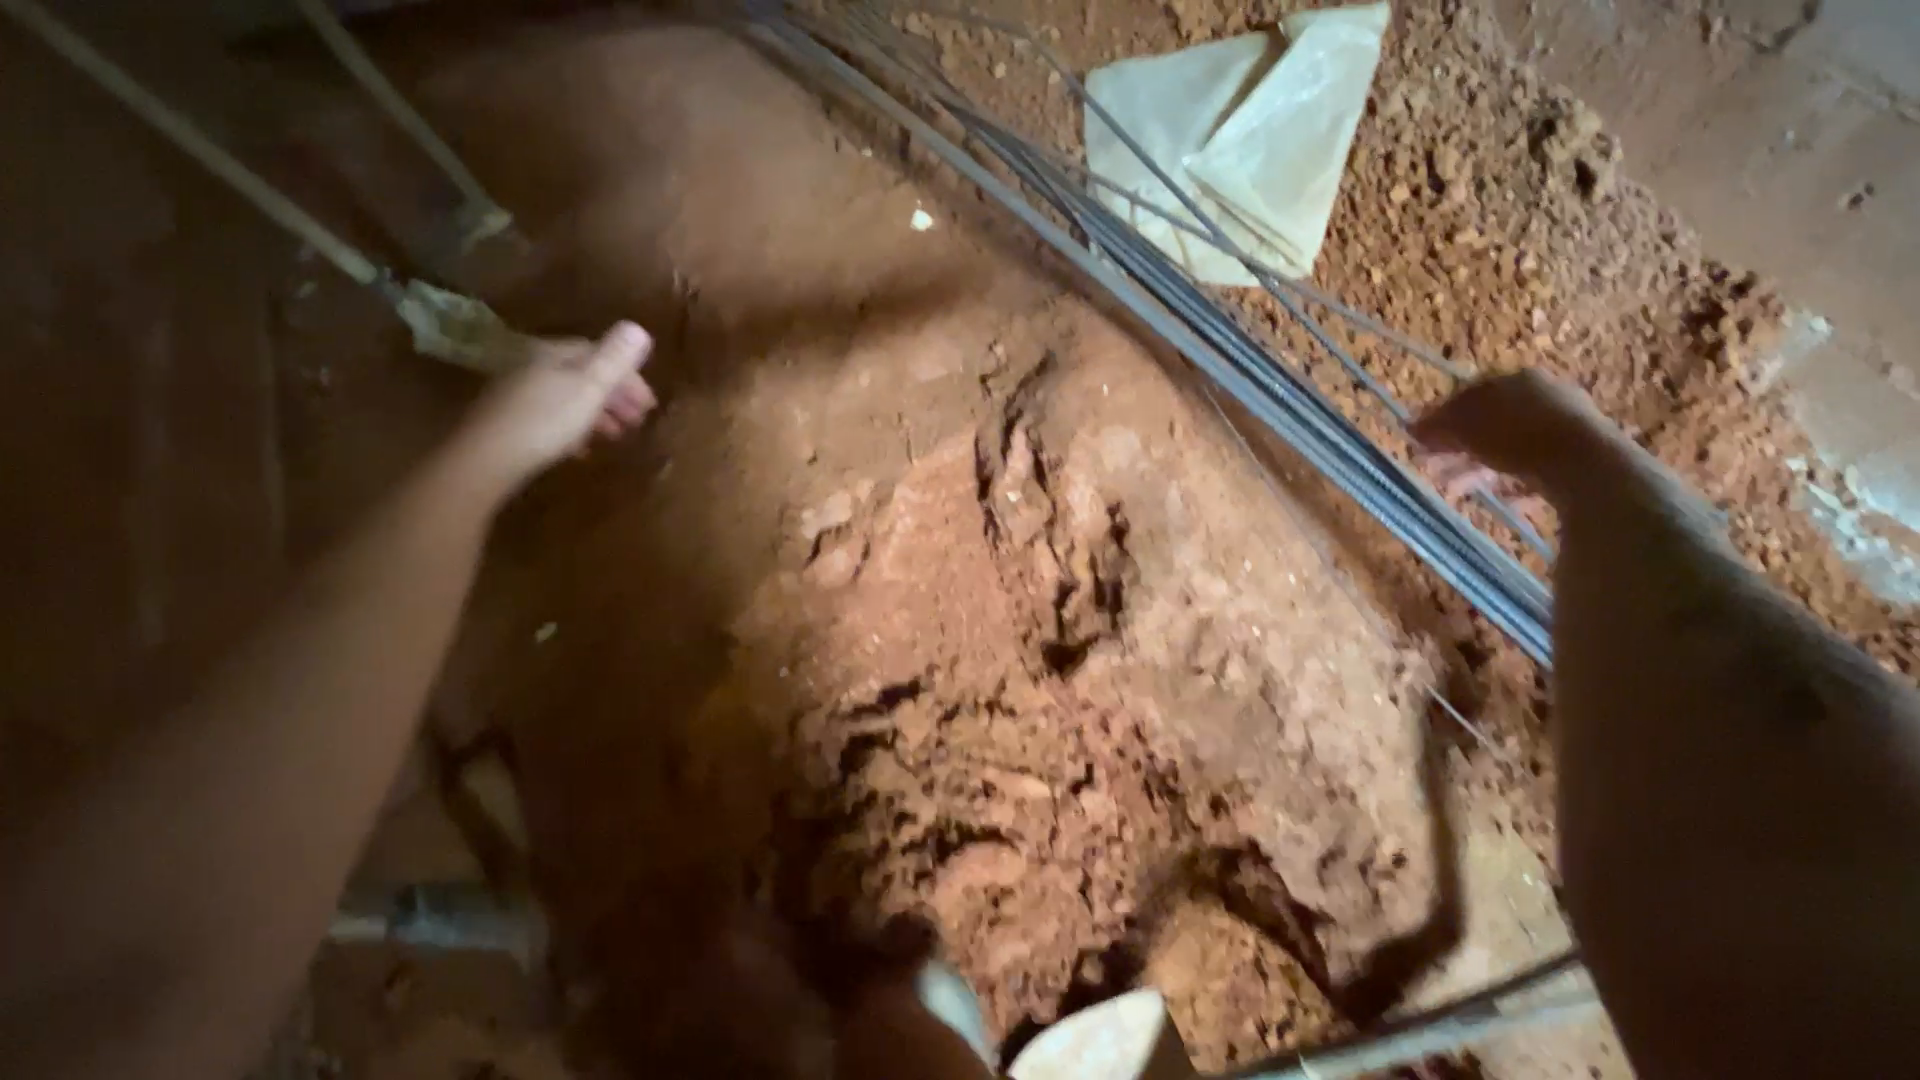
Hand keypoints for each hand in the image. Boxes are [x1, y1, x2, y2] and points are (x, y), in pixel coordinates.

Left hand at [453, 321, 656, 491]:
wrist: (486, 458)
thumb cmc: (546, 420)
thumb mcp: (589, 387)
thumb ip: (615, 358)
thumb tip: (638, 327)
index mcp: (553, 353)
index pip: (598, 353)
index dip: (628, 377)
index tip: (650, 405)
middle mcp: (532, 366)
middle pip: (582, 374)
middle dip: (614, 396)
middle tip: (637, 422)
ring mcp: (517, 394)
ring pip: (567, 397)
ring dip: (596, 414)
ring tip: (615, 437)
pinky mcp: (507, 422)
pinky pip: (549, 418)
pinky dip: (572, 429)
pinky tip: (580, 450)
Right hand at [1410, 369, 1611, 487]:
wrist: (1586, 465)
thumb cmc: (1518, 434)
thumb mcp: (1465, 425)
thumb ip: (1435, 425)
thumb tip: (1410, 425)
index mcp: (1516, 379)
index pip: (1468, 393)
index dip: (1439, 416)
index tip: (1419, 440)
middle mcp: (1541, 397)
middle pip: (1486, 423)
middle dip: (1454, 447)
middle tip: (1430, 468)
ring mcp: (1561, 428)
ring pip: (1505, 449)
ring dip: (1475, 468)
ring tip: (1454, 490)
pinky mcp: (1575, 459)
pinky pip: (1531, 470)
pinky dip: (1509, 482)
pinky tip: (1497, 498)